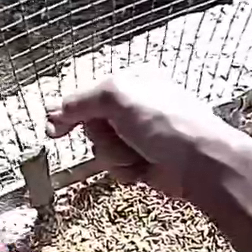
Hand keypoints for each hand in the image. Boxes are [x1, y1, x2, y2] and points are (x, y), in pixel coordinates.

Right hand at [45, 67, 249, 199]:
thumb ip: (81, 102)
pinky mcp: (143, 162)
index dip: (71, 113)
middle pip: (92, 125)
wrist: (199, 163)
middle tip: (120, 136)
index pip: (88, 95)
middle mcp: (135, 107)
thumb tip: (53, 113)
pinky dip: (126, 171)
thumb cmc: (164, 122)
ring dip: (115, 156)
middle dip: (102, 136)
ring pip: (103, 150)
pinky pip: (117, 168)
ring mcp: (139, 136)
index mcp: (131, 81)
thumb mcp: (117, 97)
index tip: (54, 130)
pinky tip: (143, 169)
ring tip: (138, 154)